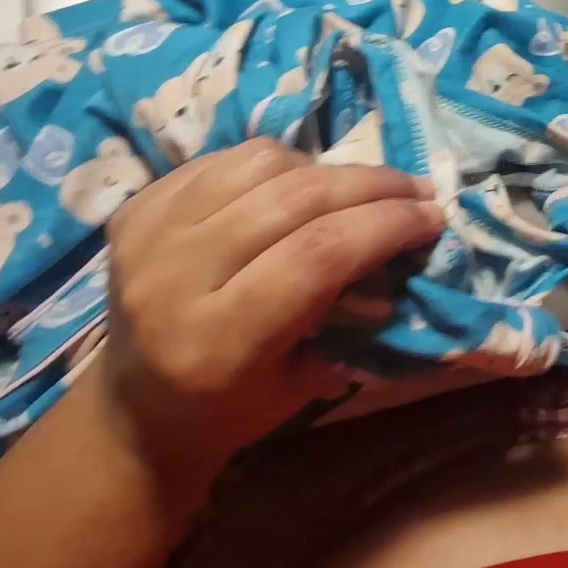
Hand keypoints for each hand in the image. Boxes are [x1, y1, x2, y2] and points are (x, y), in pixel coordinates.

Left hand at [92, 139, 445, 484]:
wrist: (134, 410)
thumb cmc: (233, 409)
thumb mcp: (307, 381)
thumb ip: (355, 311)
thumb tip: (408, 242)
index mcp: (216, 343)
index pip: (318, 255)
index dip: (386, 225)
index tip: (432, 217)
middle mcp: (171, 280)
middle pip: (296, 200)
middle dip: (374, 186)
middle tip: (417, 190)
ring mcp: (147, 235)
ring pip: (264, 163)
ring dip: (328, 169)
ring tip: (359, 189)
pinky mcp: (137, 208)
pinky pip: (229, 157)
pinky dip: (281, 163)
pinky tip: (303, 185)